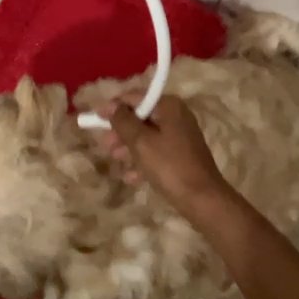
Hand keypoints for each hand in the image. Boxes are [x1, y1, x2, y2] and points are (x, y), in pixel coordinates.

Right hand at [98, 94, 234, 215]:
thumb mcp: (141, 143)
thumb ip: (123, 122)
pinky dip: (143, 160)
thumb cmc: (170, 166)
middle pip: (142, 117)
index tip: (95, 118)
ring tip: (114, 159)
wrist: (203, 200)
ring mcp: (181, 136)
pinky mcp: (183, 155)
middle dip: (121, 130)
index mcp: (169, 106)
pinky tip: (131, 176)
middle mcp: (176, 115)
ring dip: (129, 146)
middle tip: (104, 144)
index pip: (135, 97)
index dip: (114, 107)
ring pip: (148, 135)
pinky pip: (157, 152)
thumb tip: (110, 105)